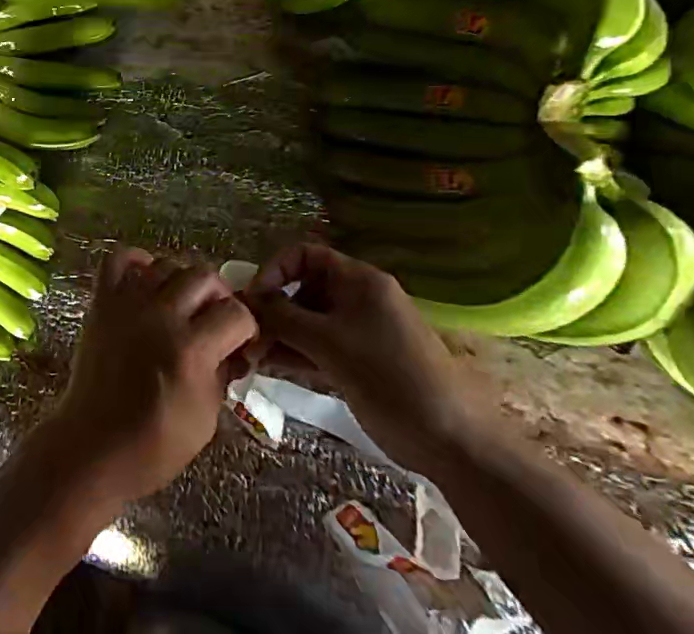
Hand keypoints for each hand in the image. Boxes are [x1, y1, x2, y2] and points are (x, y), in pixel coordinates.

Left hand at [38, 248, 258, 505]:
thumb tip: (233, 350)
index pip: (235, 313)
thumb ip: (223, 373)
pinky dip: (137, 262)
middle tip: (215, 319)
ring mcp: (128, 305)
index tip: (241, 341)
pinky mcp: (102, 304)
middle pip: (204, 276)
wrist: (92, 448)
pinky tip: (148, 283)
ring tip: (183, 305)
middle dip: (220, 297)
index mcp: (191, 349)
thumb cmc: (153, 445)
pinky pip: (119, 261)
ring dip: (183, 281)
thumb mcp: (206, 417)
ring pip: (167, 264)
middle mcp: (161, 316)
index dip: (246, 327)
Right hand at [248, 244, 476, 473]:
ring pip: (307, 322)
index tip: (253, 300)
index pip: (306, 256)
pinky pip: (317, 348)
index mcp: (358, 280)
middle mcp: (356, 299)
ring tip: (250, 356)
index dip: (275, 271)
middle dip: (272, 308)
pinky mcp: (356, 362)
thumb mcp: (332, 342)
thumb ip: (286, 318)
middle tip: (245, 336)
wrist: (448, 437)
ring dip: (278, 334)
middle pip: (303, 289)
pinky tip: (267, 366)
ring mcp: (357, 332)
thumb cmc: (390, 376)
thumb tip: (249, 302)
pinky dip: (293, 353)